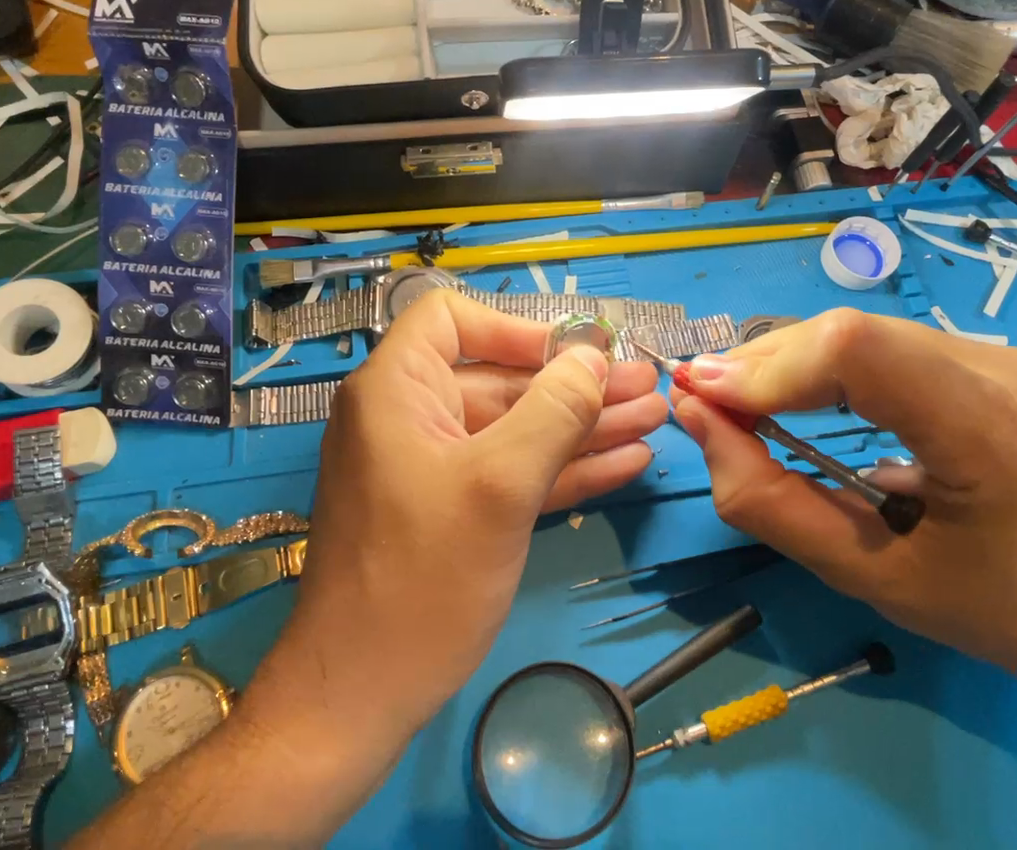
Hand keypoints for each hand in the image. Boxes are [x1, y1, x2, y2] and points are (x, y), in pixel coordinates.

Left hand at [251, 291, 666, 744]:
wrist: (362, 695)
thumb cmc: (422, 577)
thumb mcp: (499, 485)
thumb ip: (552, 412)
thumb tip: (592, 359)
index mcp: (397, 390)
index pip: (451, 321)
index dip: (516, 329)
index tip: (575, 356)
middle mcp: (410, 418)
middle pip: (499, 379)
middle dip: (575, 385)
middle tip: (648, 387)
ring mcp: (432, 469)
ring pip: (515, 430)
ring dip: (583, 426)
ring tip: (654, 419)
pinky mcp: (452, 513)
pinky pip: (512, 473)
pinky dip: (563, 468)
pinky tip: (625, 463)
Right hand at [670, 309, 1016, 692]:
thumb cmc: (985, 607)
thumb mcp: (861, 573)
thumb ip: (765, 498)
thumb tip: (695, 416)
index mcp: (993, 436)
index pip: (859, 354)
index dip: (768, 368)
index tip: (702, 396)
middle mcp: (1014, 372)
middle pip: (853, 332)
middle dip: (766, 365)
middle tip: (709, 401)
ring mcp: (1016, 355)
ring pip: (865, 330)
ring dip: (792, 362)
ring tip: (745, 402)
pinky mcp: (1005, 353)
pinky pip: (890, 342)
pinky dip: (830, 365)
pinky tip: (802, 393)